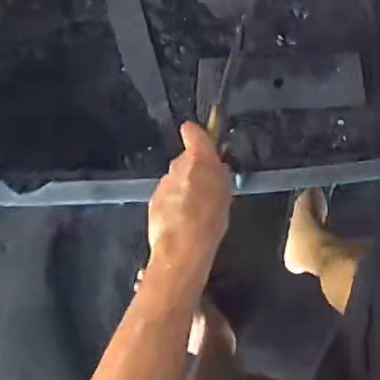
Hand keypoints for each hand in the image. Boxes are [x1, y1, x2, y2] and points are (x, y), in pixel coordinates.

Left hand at [147, 122, 231, 283]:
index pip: (193, 132)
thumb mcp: (226, 190)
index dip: (197, 133)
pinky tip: (183, 219)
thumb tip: (216, 165)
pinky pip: (167, 195)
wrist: (182, 248)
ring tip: (196, 207)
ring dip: (184, 187)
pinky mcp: (153, 201)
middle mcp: (177, 166)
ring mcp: (163, 183)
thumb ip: (219, 172)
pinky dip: (174, 202)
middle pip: (186, 159)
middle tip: (208, 185)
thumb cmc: (211, 217)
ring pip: (176, 178)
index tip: (201, 135)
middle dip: (195, 168)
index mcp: (199, 158)